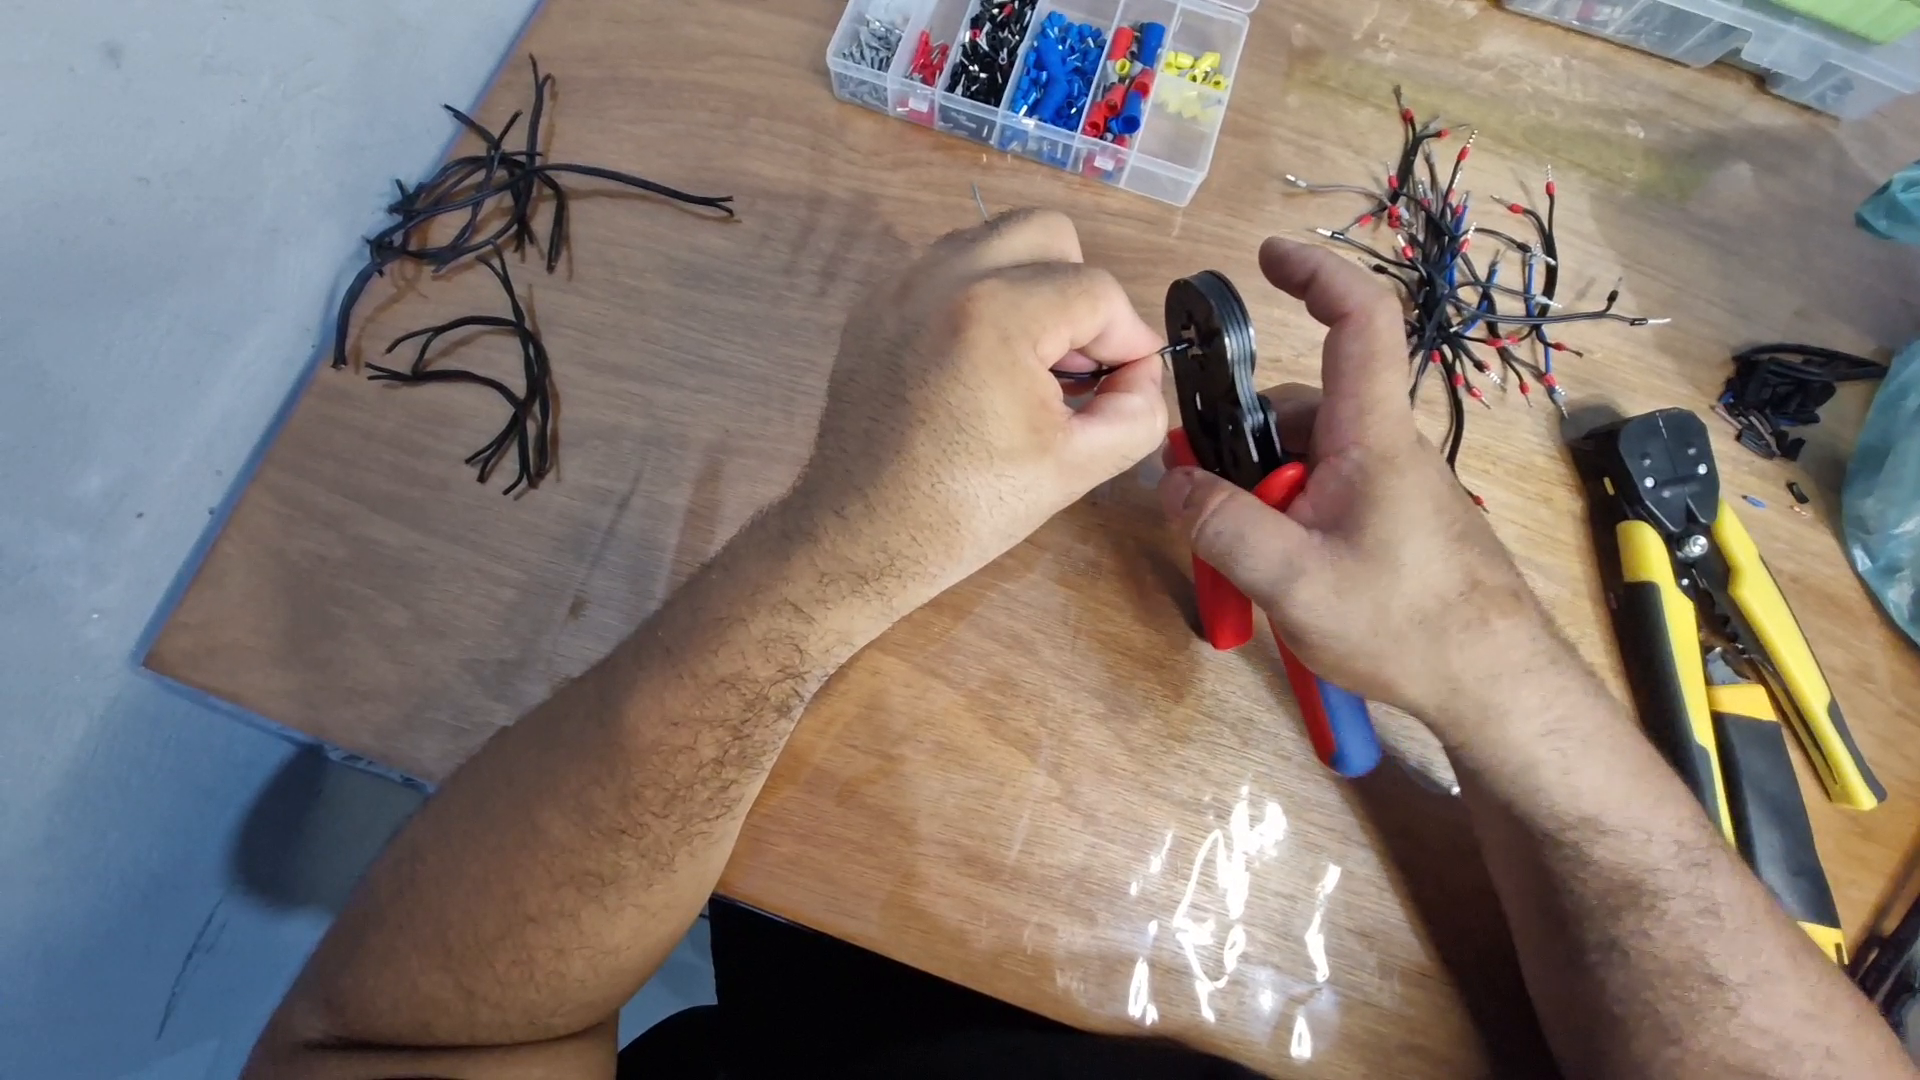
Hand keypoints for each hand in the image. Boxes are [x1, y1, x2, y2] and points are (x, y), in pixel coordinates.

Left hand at [794, 209, 1168, 600]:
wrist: (863, 536)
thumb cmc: (965, 509)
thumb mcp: (1076, 468)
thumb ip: (1140, 410)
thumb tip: (1140, 371)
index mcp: (996, 314)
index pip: (1097, 291)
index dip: (1127, 338)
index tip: (1126, 382)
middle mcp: (942, 277)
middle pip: (1047, 235)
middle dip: (1079, 292)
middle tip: (1075, 362)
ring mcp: (898, 286)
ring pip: (992, 242)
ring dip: (1028, 287)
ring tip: (1026, 362)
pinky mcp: (873, 307)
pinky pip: (945, 270)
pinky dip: (978, 297)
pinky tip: (978, 363)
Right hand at [1158, 239, 1565, 736]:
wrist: (1494, 688)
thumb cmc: (1406, 625)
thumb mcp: (1292, 580)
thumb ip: (1221, 524)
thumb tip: (1170, 478)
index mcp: (1369, 438)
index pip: (1358, 322)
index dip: (1315, 275)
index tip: (1267, 257)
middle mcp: (1378, 448)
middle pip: (1295, 409)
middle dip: (1240, 448)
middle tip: (1204, 510)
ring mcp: (1383, 486)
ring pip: (1299, 459)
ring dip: (1257, 493)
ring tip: (1248, 562)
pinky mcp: (1384, 519)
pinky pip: (1316, 493)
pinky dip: (1282, 517)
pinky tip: (1278, 570)